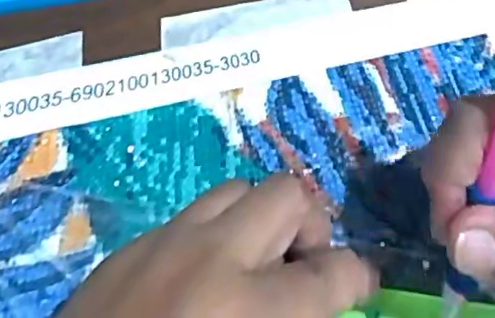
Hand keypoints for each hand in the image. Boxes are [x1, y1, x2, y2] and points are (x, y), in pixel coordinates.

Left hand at [60, 173, 376, 317]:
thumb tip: (312, 301)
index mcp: (248, 312)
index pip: (328, 275)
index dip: (356, 276)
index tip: (362, 282)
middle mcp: (213, 260)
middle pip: (288, 195)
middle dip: (309, 227)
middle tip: (301, 269)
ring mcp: (168, 242)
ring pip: (238, 189)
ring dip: (258, 221)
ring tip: (253, 263)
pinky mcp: (133, 245)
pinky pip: (192, 213)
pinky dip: (213, 233)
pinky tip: (200, 274)